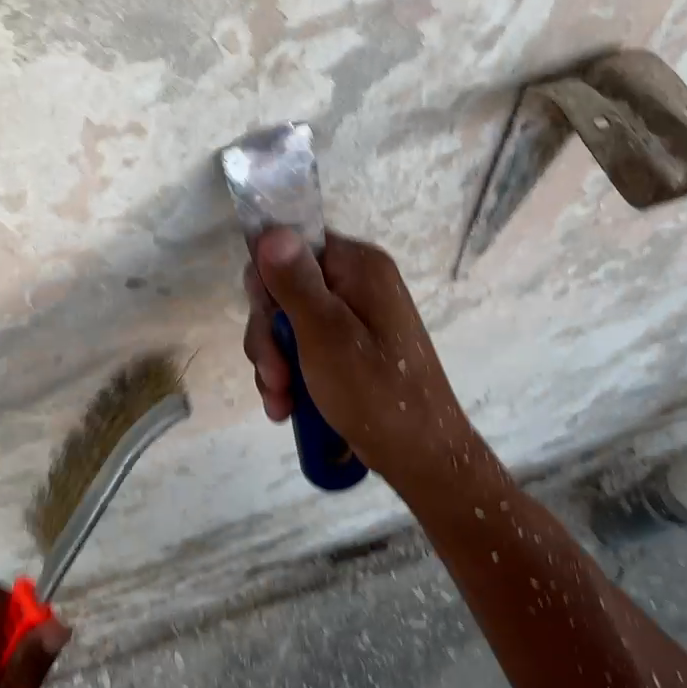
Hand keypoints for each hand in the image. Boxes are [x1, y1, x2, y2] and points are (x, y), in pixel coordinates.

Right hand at [242, 228, 477, 485]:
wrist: (420, 458)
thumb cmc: (376, 394)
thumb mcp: (326, 335)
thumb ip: (295, 282)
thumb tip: (270, 230)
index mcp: (358, 267)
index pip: (289, 246)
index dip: (267, 283)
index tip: (266, 322)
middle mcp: (355, 282)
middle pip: (281, 288)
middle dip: (268, 336)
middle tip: (274, 375)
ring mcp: (351, 316)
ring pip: (284, 323)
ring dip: (273, 362)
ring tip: (282, 400)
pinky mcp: (346, 346)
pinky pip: (299, 347)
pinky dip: (288, 374)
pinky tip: (287, 405)